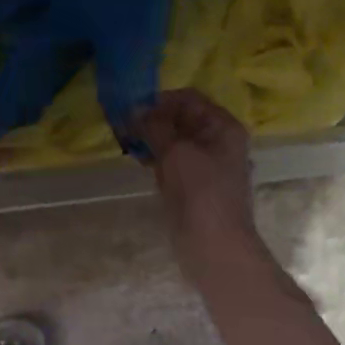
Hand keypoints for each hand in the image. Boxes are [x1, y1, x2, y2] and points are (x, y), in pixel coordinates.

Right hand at [135, 89, 258, 260]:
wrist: (213, 245)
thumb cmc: (200, 193)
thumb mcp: (176, 153)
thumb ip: (155, 127)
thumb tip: (135, 109)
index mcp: (222, 127)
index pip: (189, 99)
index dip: (159, 100)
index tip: (130, 108)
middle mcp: (217, 142)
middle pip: (181, 119)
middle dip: (152, 119)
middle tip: (122, 125)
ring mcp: (205, 165)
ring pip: (174, 142)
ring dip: (151, 139)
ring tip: (125, 142)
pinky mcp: (192, 186)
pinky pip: (172, 162)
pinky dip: (155, 158)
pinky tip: (138, 161)